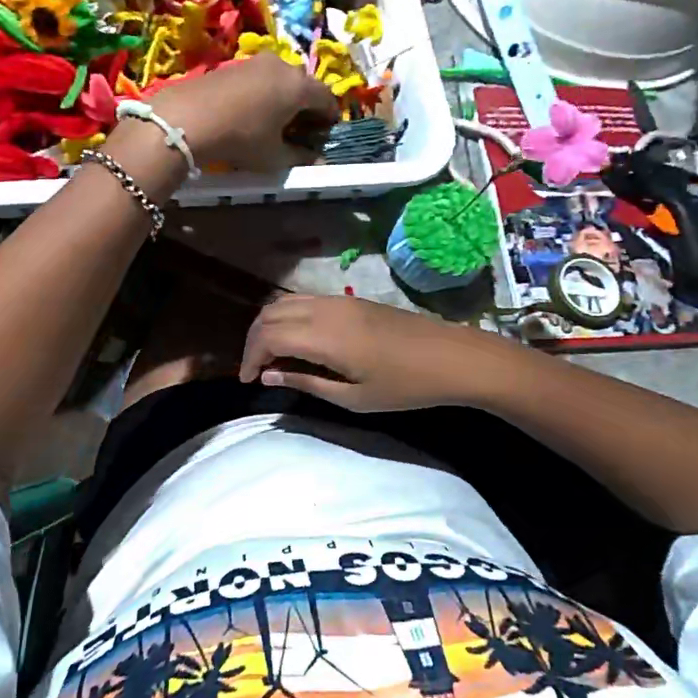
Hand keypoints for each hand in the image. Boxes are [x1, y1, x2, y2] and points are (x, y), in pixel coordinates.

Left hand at [150, 56, 337, 171]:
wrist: (187, 119)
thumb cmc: (241, 139)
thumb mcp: (274, 156)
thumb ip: (300, 158)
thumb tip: (318, 163)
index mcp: (300, 86)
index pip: (327, 99)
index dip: (329, 119)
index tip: (323, 136)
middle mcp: (283, 66)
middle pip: (305, 85)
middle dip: (307, 107)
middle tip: (300, 131)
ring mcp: (256, 61)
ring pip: (282, 79)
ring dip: (285, 98)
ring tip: (275, 122)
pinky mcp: (234, 64)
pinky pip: (261, 78)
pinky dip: (265, 93)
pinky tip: (253, 113)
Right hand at [239, 296, 515, 411]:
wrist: (450, 356)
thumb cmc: (404, 386)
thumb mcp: (353, 397)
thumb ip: (306, 382)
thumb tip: (269, 375)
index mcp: (324, 335)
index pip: (267, 335)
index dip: (250, 357)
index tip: (248, 381)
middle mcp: (325, 309)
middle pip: (271, 313)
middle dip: (254, 340)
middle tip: (256, 369)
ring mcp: (339, 300)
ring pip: (286, 301)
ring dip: (270, 325)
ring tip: (272, 356)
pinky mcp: (351, 300)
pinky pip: (305, 300)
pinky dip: (289, 316)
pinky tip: (298, 341)